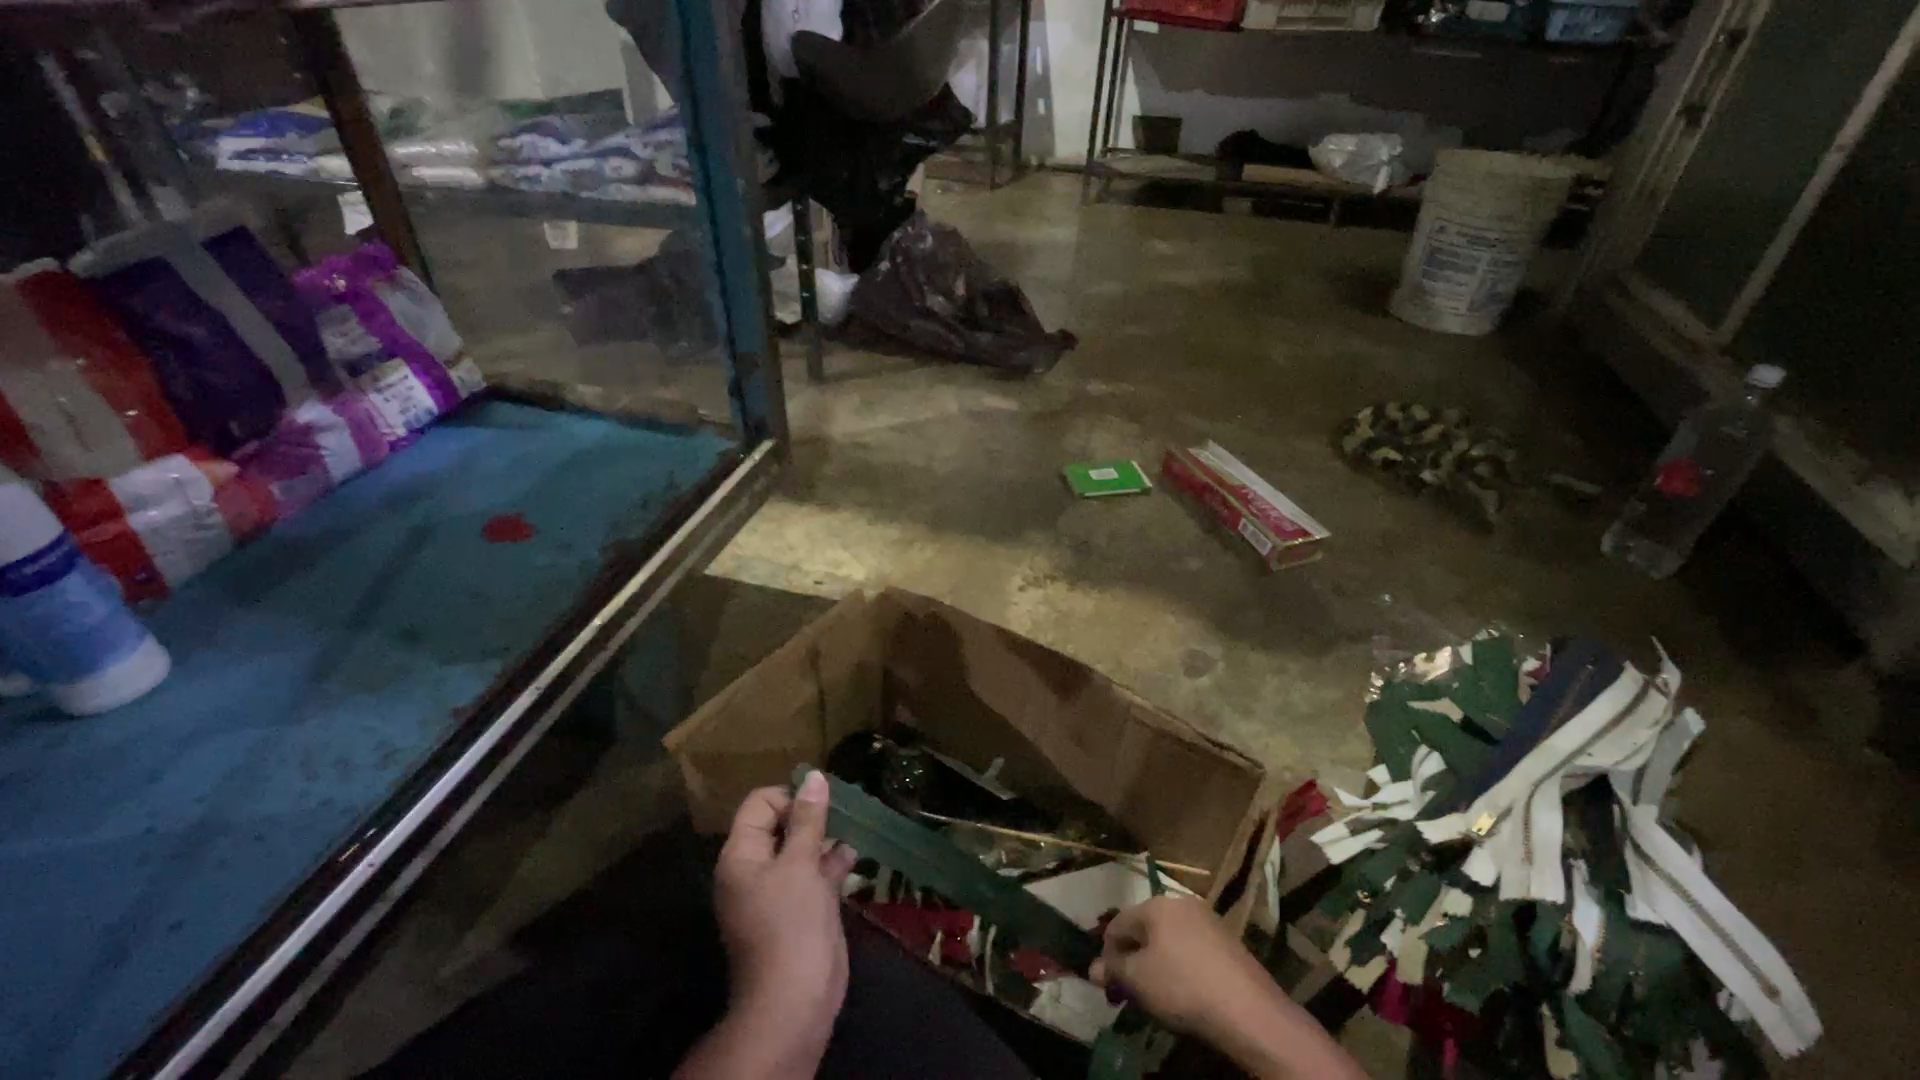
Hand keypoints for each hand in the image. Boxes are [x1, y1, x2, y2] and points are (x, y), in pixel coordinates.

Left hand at [713, 772, 860, 1040]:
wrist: (794, 998)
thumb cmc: (791, 922)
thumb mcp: (800, 864)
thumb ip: (808, 819)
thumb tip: (814, 776)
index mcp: (741, 855)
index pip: (759, 805)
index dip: (790, 797)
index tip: (822, 801)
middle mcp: (754, 870)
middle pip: (781, 826)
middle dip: (812, 817)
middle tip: (845, 811)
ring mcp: (776, 893)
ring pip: (800, 852)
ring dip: (826, 840)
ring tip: (854, 830)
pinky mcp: (799, 912)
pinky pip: (812, 878)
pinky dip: (831, 865)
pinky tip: (854, 858)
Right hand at [1089, 895, 1274, 1039]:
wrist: (1247, 1010)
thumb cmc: (1182, 987)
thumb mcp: (1137, 980)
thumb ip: (1113, 969)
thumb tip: (1093, 968)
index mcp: (1156, 905)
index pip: (1118, 924)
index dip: (1107, 953)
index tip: (1108, 983)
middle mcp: (1182, 904)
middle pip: (1145, 928)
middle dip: (1133, 957)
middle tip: (1130, 989)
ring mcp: (1209, 921)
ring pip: (1170, 939)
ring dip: (1157, 962)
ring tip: (1157, 992)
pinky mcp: (1229, 942)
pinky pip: (1192, 949)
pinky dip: (1182, 966)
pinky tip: (1185, 991)